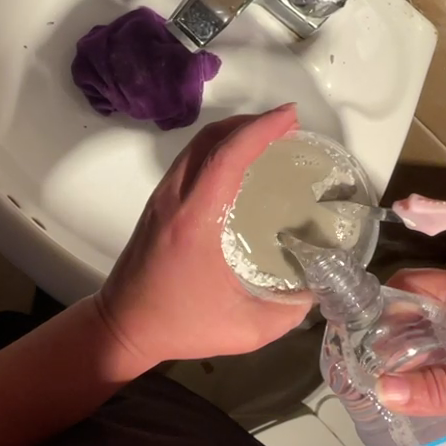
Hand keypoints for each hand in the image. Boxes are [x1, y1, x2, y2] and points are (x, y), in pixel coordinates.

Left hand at [93, 104, 310, 371]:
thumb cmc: (182, 325)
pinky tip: (238, 163)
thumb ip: (290, 308)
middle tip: (286, 125)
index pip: (227, 156)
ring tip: (267, 138)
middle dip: (249, 122)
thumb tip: (321, 285)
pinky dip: (215, 148)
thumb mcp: (246, 329)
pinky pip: (188, 160)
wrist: (123, 325)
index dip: (260, 129)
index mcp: (195, 219)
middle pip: (209, 138)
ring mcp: (162, 197)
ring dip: (231, 132)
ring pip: (195, 145)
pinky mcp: (157, 203)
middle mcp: (175, 197)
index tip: (290, 116)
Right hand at [375, 268, 445, 445]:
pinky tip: (431, 379)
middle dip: (398, 328)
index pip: (414, 281)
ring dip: (420, 342)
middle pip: (425, 297)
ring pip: (442, 316)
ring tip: (394, 375)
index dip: (382, 305)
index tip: (358, 335)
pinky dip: (442, 350)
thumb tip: (381, 386)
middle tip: (372, 363)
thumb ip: (439, 389)